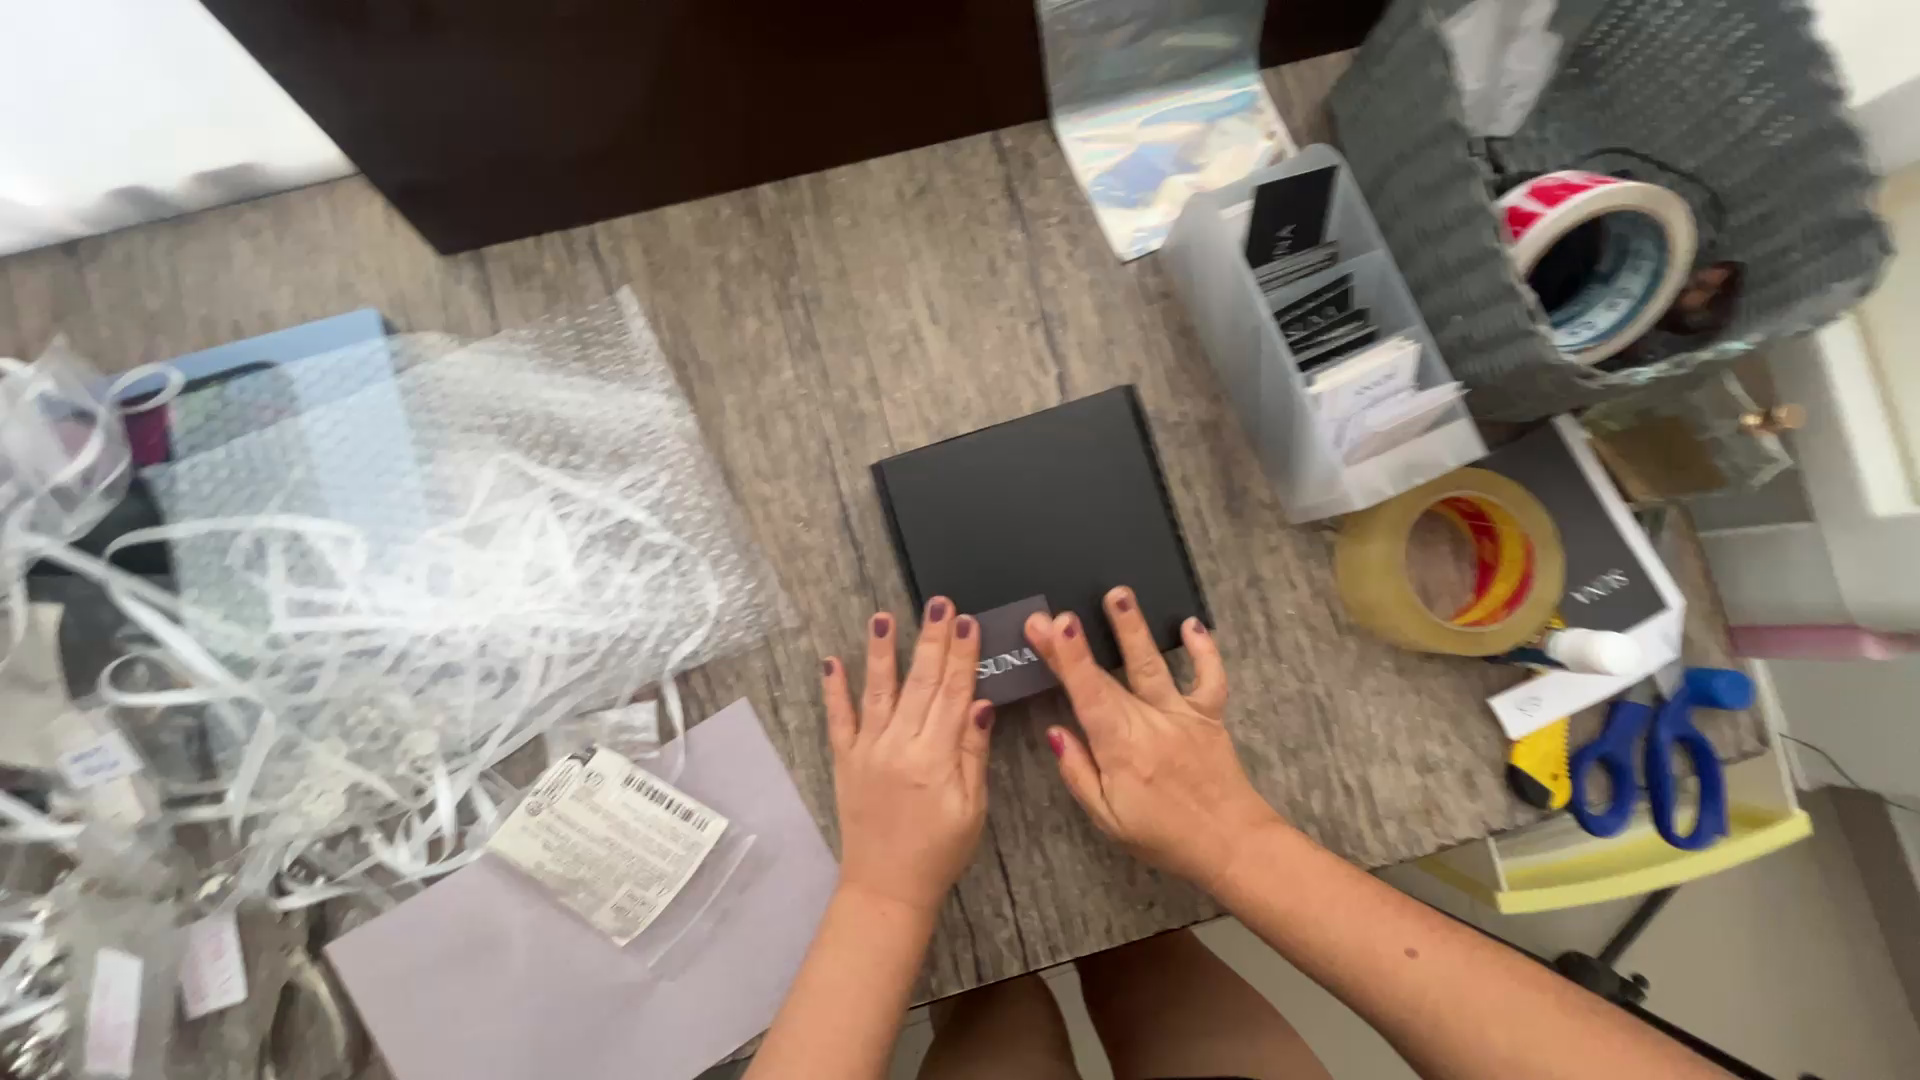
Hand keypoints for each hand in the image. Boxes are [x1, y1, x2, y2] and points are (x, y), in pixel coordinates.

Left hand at [821, 597, 993, 914]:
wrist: (887, 888)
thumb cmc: (940, 851)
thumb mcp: (972, 809)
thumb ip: (973, 754)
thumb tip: (979, 704)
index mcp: (935, 758)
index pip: (953, 694)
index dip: (962, 656)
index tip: (968, 622)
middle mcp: (899, 746)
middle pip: (920, 683)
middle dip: (931, 640)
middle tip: (939, 603)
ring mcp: (867, 751)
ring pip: (878, 692)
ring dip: (881, 652)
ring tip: (883, 617)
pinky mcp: (845, 760)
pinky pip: (838, 720)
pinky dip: (834, 690)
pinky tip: (831, 661)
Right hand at [1025, 587, 1282, 888]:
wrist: (1232, 846)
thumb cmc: (1165, 836)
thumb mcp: (1109, 819)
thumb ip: (1079, 772)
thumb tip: (1056, 731)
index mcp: (1120, 749)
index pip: (1086, 695)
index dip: (1067, 659)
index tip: (1049, 627)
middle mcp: (1149, 723)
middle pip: (1106, 676)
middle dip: (1075, 643)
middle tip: (1050, 615)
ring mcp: (1182, 715)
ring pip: (1154, 666)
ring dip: (1133, 629)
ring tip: (1118, 595)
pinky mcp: (1209, 715)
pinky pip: (1210, 678)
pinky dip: (1204, 650)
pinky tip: (1192, 624)